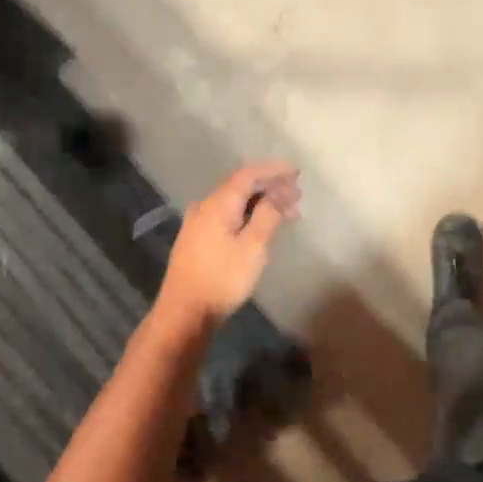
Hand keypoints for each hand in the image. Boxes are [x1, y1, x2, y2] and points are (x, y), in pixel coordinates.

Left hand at [151, 161, 300, 335]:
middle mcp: (205, 207)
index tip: (296, 172)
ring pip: (234, 203)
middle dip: (270, 187)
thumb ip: (267, 216)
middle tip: (297, 194)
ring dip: (261, 202)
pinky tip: (261, 225)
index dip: (272, 170)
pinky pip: (228, 215)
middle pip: (240, 187)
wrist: (185, 311)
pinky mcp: (199, 239)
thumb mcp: (252, 247)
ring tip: (287, 212)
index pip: (247, 175)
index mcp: (217, 205)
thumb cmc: (222, 278)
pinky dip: (248, 214)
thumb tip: (279, 193)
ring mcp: (198, 224)